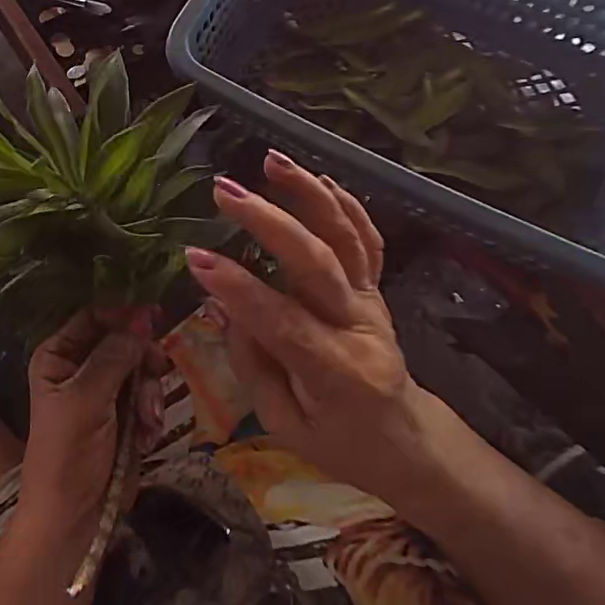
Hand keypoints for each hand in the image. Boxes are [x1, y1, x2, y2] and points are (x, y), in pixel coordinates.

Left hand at [19, 309, 156, 533]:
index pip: (92, 318)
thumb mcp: (86, 399)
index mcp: (58, 356)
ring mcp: (103, 393)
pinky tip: (146, 435)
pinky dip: (151, 415)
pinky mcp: (124, 417)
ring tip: (146, 418)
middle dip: (141, 360)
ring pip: (140, 370)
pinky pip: (148, 398)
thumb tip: (141, 319)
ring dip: (149, 392)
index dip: (122, 315)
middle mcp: (79, 368)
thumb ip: (114, 357)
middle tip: (157, 370)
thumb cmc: (68, 451)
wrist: (75, 515)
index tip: (153, 317)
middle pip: (122, 342)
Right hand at [185, 151, 436, 495]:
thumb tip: (224, 306)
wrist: (410, 442)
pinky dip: (343, 204)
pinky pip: (366, 239)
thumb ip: (253, 365)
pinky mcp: (376, 288)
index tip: (194, 256)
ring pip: (346, 237)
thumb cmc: (341, 444)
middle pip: (317, 263)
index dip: (236, 286)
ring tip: (270, 160)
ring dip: (307, 193)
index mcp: (336, 372)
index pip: (281, 320)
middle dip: (267, 222)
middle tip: (223, 191)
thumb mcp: (284, 425)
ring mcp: (372, 301)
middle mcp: (359, 327)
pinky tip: (315, 178)